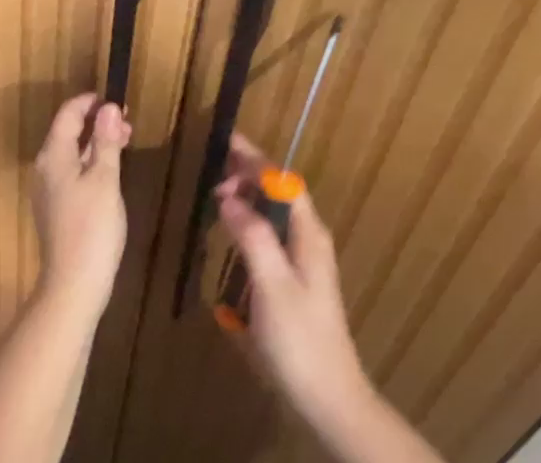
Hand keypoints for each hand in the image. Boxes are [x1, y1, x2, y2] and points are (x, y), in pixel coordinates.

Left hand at [32, 94, 130, 316]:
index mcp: (53, 155)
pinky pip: (71, 171)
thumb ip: (106, 141)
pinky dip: (90, 162)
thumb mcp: (105, 179)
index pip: (68, 114)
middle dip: (96, 122)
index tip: (116, 100)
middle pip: (68, 132)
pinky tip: (110, 170)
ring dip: (96, 142)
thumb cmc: (92, 226)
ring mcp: (48, 188)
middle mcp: (45, 167)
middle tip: (127, 124)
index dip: (90, 102)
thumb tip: (108, 108)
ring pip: (71, 152)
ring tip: (124, 142)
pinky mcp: (56, 206)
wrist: (74, 282)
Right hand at [215, 135, 373, 427]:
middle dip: (248, 178)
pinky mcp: (293, 285)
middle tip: (212, 176)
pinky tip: (229, 240)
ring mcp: (302, 265)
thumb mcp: (272, 285)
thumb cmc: (300, 340)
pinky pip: (269, 242)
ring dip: (247, 203)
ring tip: (216, 199)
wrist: (328, 398)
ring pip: (273, 219)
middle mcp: (309, 243)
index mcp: (309, 236)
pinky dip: (248, 230)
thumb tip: (230, 196)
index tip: (226, 141)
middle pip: (279, 196)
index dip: (256, 160)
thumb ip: (253, 236)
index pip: (284, 182)